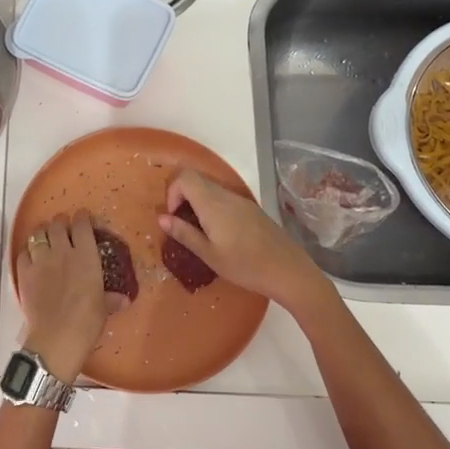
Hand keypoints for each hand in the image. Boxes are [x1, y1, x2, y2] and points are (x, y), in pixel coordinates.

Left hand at [16, 211, 127, 381]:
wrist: (57, 337)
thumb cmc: (87, 322)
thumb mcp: (103, 308)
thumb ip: (111, 299)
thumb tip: (124, 299)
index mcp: (86, 256)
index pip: (82, 225)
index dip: (82, 218)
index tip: (83, 217)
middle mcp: (62, 252)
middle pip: (57, 224)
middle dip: (60, 222)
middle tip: (63, 226)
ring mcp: (41, 260)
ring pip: (38, 233)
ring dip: (42, 231)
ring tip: (45, 235)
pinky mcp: (24, 272)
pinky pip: (23, 252)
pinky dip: (27, 250)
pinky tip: (31, 256)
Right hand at [158, 171, 338, 321]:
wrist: (288, 271)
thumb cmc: (245, 266)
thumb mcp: (209, 255)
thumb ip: (184, 234)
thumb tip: (161, 218)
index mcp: (213, 204)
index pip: (184, 177)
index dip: (172, 193)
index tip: (173, 218)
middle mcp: (226, 195)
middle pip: (196, 179)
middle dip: (182, 196)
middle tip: (182, 225)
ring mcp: (241, 200)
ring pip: (211, 188)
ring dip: (197, 202)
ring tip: (199, 232)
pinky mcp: (251, 209)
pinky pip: (224, 198)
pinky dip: (212, 207)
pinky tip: (219, 233)